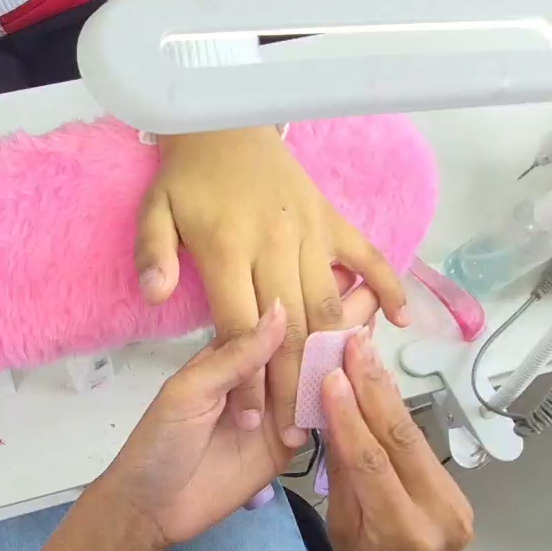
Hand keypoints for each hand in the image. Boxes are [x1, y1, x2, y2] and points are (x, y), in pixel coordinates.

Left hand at [95, 290, 376, 549]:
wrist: (153, 508)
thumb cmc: (159, 442)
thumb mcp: (189, 392)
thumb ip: (236, 356)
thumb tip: (281, 308)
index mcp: (231, 356)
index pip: (276, 321)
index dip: (305, 297)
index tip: (343, 269)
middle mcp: (259, 377)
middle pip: (304, 344)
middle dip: (337, 318)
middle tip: (378, 290)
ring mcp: (277, 409)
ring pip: (318, 376)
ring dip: (347, 352)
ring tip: (385, 320)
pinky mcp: (289, 444)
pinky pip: (322, 418)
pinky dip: (345, 400)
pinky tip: (372, 376)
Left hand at [139, 126, 410, 452]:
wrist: (224, 120)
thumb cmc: (185, 178)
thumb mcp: (153, 211)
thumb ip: (152, 255)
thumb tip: (154, 296)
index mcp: (227, 251)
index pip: (241, 329)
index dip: (250, 378)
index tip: (255, 420)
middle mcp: (275, 245)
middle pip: (290, 328)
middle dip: (295, 384)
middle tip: (298, 429)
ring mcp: (311, 233)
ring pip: (328, 305)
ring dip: (335, 356)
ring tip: (336, 400)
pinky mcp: (333, 220)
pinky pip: (368, 255)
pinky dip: (388, 286)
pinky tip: (400, 321)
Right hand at [321, 328, 475, 550]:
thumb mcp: (342, 535)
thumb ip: (344, 479)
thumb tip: (334, 418)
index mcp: (399, 534)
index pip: (371, 463)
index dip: (350, 416)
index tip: (331, 374)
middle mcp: (436, 514)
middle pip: (400, 439)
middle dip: (373, 386)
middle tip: (353, 342)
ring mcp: (455, 500)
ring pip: (413, 436)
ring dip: (385, 390)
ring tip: (364, 350)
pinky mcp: (458, 490)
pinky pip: (420, 446)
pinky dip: (396, 412)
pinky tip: (379, 383)